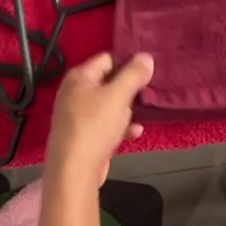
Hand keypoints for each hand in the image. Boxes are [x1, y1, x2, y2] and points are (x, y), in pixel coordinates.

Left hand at [45, 52, 153, 183]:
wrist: (75, 169)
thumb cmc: (95, 126)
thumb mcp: (118, 96)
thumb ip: (133, 74)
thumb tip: (146, 56)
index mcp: (79, 77)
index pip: (107, 59)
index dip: (128, 62)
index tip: (149, 71)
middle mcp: (75, 93)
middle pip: (108, 82)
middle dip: (130, 87)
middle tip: (150, 91)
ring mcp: (78, 115)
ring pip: (109, 104)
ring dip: (128, 108)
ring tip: (146, 111)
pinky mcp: (85, 135)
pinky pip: (107, 124)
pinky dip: (121, 126)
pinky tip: (136, 132)